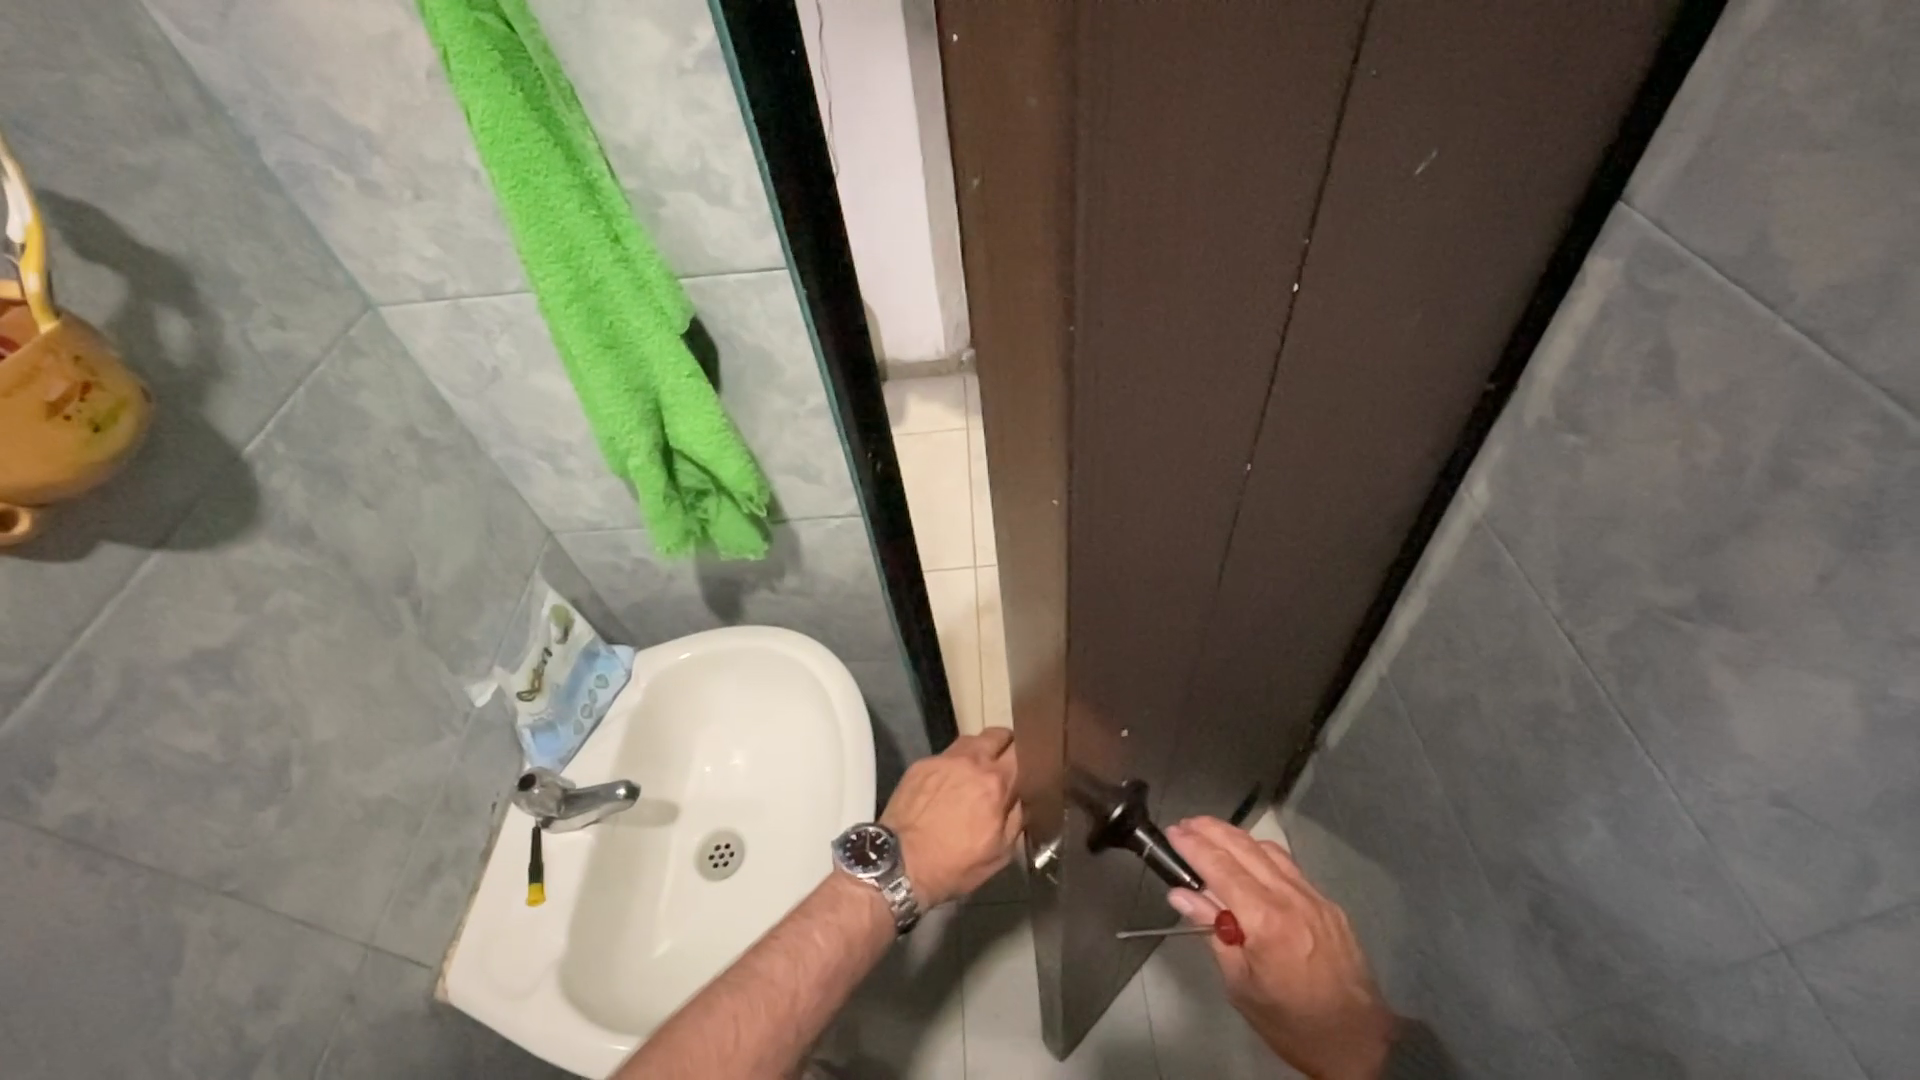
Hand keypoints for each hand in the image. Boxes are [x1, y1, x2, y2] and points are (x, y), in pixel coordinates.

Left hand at [880, 727, 1021, 908]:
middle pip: (998, 734)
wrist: (899, 864)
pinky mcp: (921, 764)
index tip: (1034, 765)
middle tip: (1007, 765)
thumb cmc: (955, 864)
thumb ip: (1018, 818)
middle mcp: (971, 761)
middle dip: (1007, 746)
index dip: (1031, 755)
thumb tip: (1027, 798)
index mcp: (995, 783)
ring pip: (971, 740)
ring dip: (980, 750)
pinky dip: (954, 764)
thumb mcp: (1001, 853)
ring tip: (978, 772)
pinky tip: (949, 785)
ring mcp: (943, 760)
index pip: (1023, 751)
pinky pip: (946, 755)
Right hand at [1166, 817, 1395, 1079]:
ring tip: (1209, 833)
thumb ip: (1212, 931)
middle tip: (1184, 824)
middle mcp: (1291, 898)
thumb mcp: (1240, 984)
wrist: (1360, 1044)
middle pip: (1244, 847)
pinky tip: (1248, 857)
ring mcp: (1314, 897)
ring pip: (1268, 850)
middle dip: (1211, 830)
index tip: (1172, 832)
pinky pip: (1289, 866)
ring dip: (1236, 836)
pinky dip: (1261, 853)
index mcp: (1265, 921)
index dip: (1193, 846)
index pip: (1221, 868)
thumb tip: (1181, 894)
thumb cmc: (1290, 1023)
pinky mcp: (1328, 904)